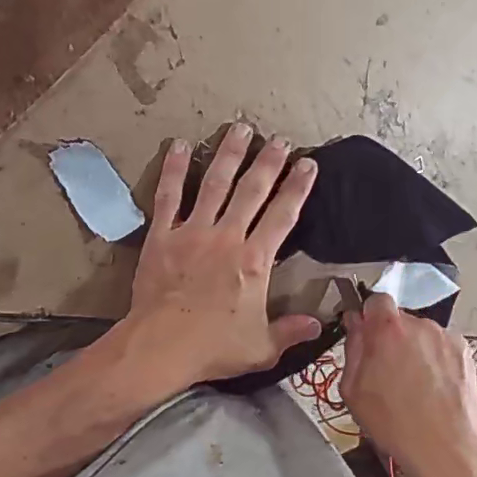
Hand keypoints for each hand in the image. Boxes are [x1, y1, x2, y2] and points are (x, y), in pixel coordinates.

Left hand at [113, 124, 321, 392]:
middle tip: (279, 140)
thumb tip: (316, 325)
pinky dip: (175, 170)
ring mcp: (192, 233)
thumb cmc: (212, 347)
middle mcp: (226, 238)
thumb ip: (290, 332)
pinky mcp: (162, 237)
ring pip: (214, 184)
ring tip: (239, 129)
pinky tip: (180, 146)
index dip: (298, 188)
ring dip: (229, 155)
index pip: (283, 216)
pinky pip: (169, 197)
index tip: (308, 164)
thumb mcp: (261, 347)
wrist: (160, 346)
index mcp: (254, 261)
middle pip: (251, 191)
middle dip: (268, 163)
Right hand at [341, 294, 476, 476]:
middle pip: (399, 319)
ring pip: (420, 334)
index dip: (368, 317)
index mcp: (388, 329)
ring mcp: (445, 338)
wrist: (444, 448)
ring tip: (409, 386)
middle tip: (383, 370)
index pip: (375, 300)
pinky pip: (440, 348)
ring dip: (413, 350)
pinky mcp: (463, 353)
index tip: (364, 334)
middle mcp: (420, 325)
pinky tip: (428, 389)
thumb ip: (352, 348)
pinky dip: (433, 362)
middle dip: (389, 337)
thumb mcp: (352, 389)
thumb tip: (356, 327)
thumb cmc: (397, 425)